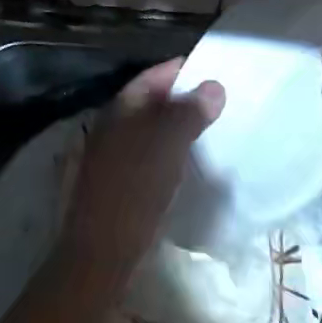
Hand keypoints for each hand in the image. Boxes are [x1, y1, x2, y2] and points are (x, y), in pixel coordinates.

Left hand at [62, 59, 224, 270]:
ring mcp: (111, 157)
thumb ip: (189, 113)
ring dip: (177, 128)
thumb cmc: (134, 190)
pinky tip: (188, 164)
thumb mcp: (168, 145)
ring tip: (211, 131)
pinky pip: (148, 156)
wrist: (102, 252)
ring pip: (150, 131)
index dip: (181, 70)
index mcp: (120, 110)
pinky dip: (169, 153)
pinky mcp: (117, 184)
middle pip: (151, 103)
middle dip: (182, 100)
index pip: (152, 77)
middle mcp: (112, 128)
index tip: (213, 71)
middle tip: (219, 102)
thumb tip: (213, 87)